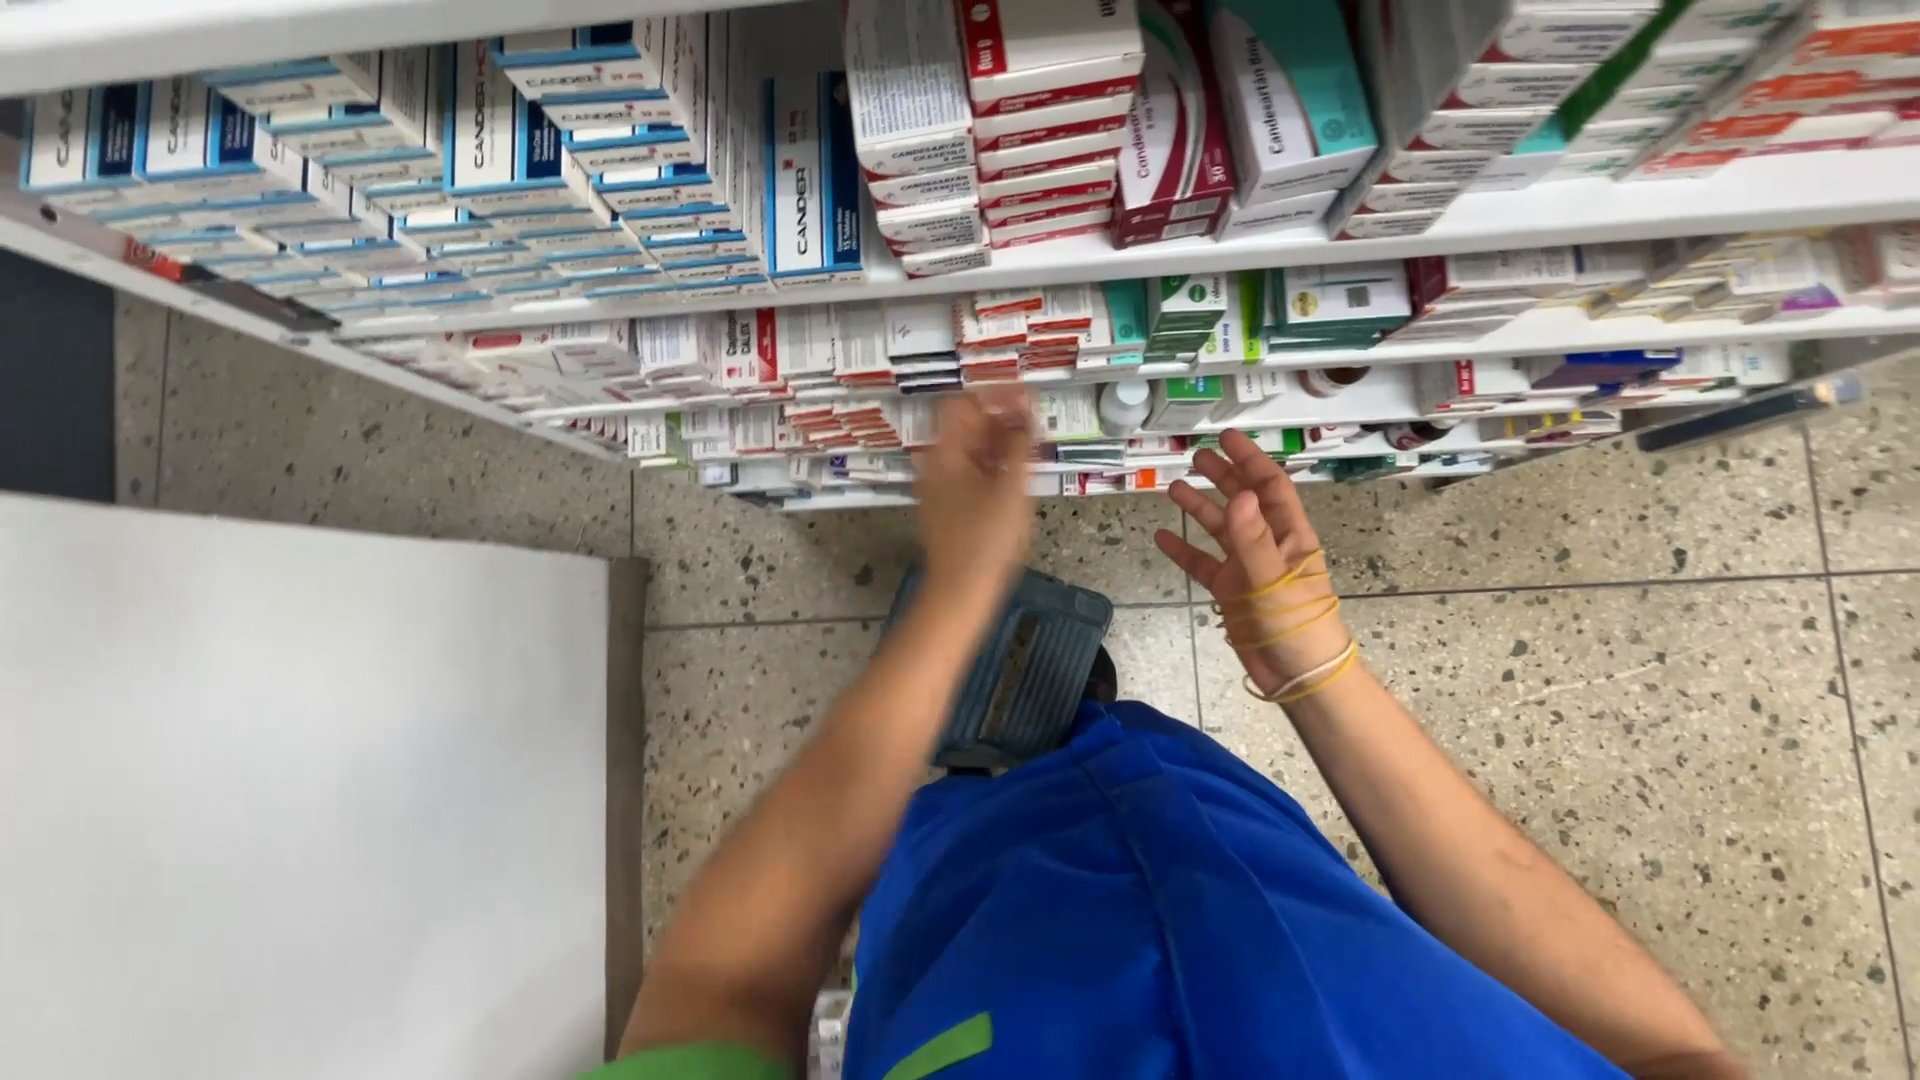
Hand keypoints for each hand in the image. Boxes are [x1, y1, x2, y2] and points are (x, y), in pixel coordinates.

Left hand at [913, 386, 1034, 599]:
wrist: (960, 592)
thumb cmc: (986, 540)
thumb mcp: (1011, 487)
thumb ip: (1019, 444)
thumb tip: (1025, 413)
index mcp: (944, 454)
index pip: (963, 403)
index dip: (994, 394)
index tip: (1024, 397)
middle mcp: (935, 466)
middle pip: (965, 428)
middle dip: (1000, 419)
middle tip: (1033, 422)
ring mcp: (939, 490)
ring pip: (969, 453)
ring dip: (999, 444)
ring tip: (1030, 448)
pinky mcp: (948, 510)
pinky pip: (969, 475)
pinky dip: (992, 467)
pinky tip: (1016, 478)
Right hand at [1154, 430, 1351, 696]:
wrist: (1298, 674)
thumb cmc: (1296, 622)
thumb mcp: (1273, 578)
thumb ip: (1252, 538)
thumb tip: (1239, 494)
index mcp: (1289, 535)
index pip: (1269, 486)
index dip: (1250, 460)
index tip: (1227, 438)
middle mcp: (1266, 545)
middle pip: (1242, 501)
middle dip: (1222, 476)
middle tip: (1195, 455)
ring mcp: (1246, 569)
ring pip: (1219, 530)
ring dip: (1199, 507)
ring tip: (1173, 488)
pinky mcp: (1229, 592)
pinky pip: (1202, 564)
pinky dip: (1183, 550)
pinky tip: (1162, 537)